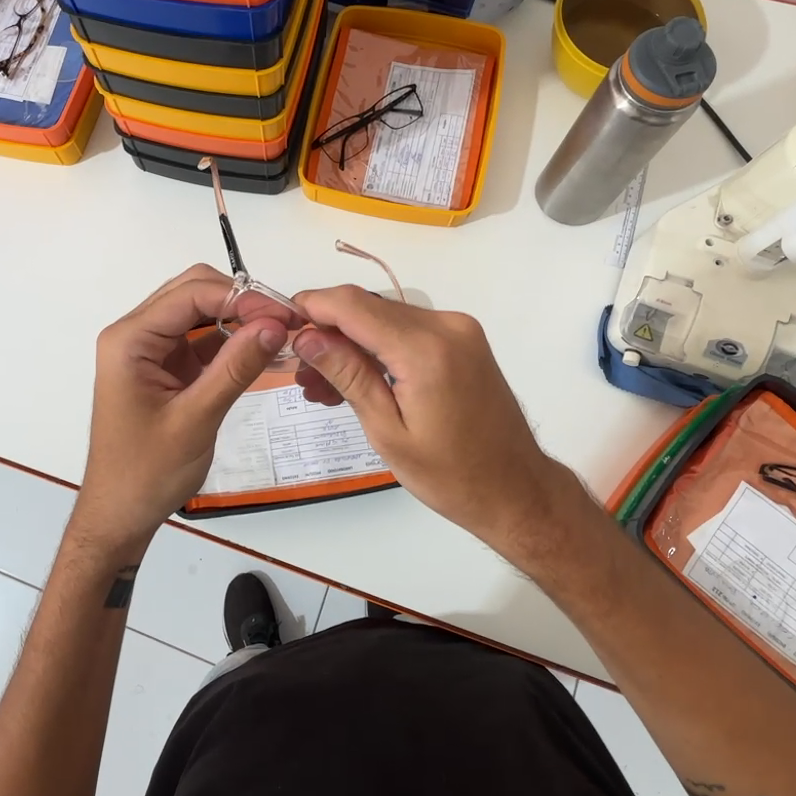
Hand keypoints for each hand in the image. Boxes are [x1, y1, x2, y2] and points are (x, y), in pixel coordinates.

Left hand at [76, 265, 287, 546]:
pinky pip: (199, 339)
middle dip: (240, 299)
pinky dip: (230, 340)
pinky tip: (261, 348)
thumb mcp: (195, 419)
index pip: (190, 295)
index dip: (240, 297)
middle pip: (192, 292)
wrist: (120, 514)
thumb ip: (235, 369)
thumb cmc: (147, 472)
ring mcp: (149, 351)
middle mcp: (135, 335)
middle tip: (285, 320)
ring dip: (237, 316)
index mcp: (129, 341)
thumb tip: (274, 326)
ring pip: (197, 312)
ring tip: (280, 330)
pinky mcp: (164, 367)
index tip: (284, 315)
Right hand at [290, 286, 583, 551]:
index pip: (353, 305)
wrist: (516, 489)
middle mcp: (445, 325)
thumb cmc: (450, 475)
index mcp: (426, 349)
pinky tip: (354, 379)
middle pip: (367, 307)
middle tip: (299, 371)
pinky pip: (405, 330)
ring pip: (383, 317)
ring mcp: (457, 329)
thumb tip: (306, 336)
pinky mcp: (462, 339)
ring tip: (320, 385)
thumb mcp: (387, 431)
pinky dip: (376, 348)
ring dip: (349, 342)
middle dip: (326, 331)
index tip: (279, 323)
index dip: (311, 306)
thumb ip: (348, 375)